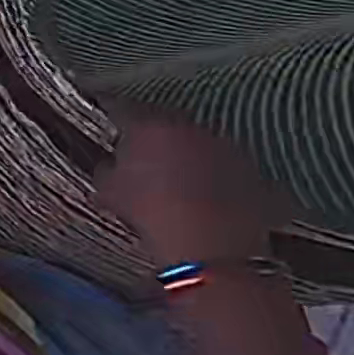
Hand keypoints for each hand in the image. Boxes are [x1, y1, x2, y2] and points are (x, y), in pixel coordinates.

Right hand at [93, 105, 286, 263]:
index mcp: (148, 125)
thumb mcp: (108, 190)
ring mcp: (224, 148)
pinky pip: (219, 164)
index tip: (103, 124)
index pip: (121, 107)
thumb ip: (105, 168)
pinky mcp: (250, 172)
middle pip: (162, 121)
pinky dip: (207, 173)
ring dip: (181, 152)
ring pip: (193, 141)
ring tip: (168, 175)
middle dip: (149, 134)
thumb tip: (110, 165)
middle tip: (135, 152)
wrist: (210, 247)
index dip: (109, 115)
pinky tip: (197, 192)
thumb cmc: (149, 211)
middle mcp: (188, 127)